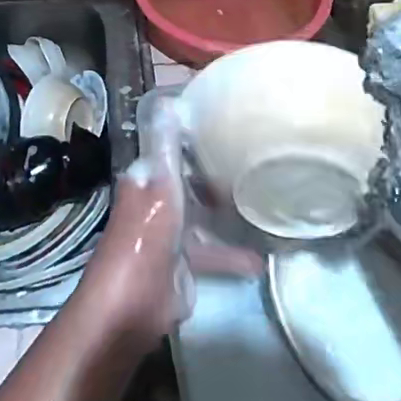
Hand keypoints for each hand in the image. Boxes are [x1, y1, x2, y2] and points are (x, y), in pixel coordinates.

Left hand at [72, 93, 261, 342]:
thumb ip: (166, 146)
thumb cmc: (148, 231)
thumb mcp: (161, 183)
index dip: (190, 135)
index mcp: (145, 176)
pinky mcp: (184, 262)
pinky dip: (234, 251)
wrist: (137, 299)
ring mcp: (170, 231)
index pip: (167, 147)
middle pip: (187, 180)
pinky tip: (263, 255)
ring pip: (202, 214)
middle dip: (214, 173)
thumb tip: (167, 101)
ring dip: (226, 212)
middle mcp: (155, 198)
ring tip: (263, 205)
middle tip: (251, 163)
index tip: (223, 123)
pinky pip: (213, 249)